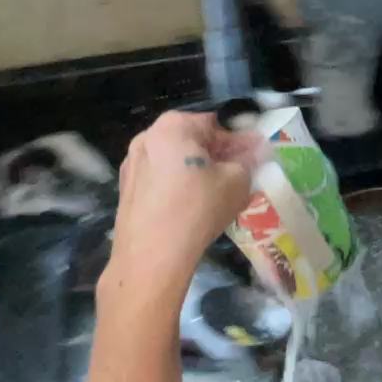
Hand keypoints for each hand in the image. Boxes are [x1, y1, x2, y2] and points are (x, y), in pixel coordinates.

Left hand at [104, 112, 261, 288]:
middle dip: (216, 157)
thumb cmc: (198, 209)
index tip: (254, 161)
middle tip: (238, 179)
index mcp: (173, 126)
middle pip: (192, 141)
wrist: (152, 256)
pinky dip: (177, 187)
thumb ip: (249, 159)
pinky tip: (190, 210)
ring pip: (175, 161)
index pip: (216, 125)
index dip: (239, 143)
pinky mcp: (126, 189)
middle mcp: (147, 137)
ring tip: (215, 197)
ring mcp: (132, 164)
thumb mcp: (238, 181)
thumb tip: (255, 150)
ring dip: (196, 172)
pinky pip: (160, 179)